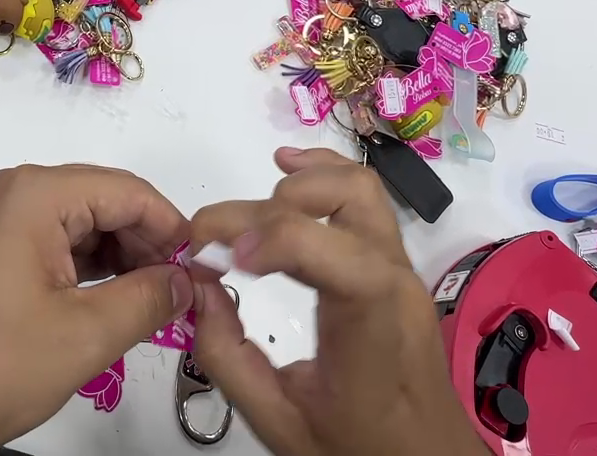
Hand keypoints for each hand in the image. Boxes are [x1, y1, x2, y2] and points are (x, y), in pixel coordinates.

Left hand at [0, 164, 191, 455]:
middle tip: (189, 295)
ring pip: (87, 225)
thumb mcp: (85, 334)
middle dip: (151, 245)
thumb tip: (190, 280)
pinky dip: (97, 271)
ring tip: (162, 305)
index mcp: (38, 193)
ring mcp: (8, 221)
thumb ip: (150, 298)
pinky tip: (122, 303)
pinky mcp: (1, 251)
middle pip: (107, 202)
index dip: (174, 228)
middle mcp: (21, 193)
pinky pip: (63, 245)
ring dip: (127, 260)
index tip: (208, 271)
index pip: (128, 190)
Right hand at [188, 147, 485, 455]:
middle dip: (261, 212)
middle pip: (341, 203)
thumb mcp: (280, 423)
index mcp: (374, 330)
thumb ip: (227, 357)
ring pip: (356, 186)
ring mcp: (399, 265)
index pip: (339, 256)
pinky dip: (321, 170)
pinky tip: (285, 168)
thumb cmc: (360, 447)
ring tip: (246, 206)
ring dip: (296, 181)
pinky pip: (364, 195)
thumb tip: (197, 283)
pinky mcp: (392, 259)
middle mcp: (394, 283)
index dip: (277, 239)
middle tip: (210, 242)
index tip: (219, 261)